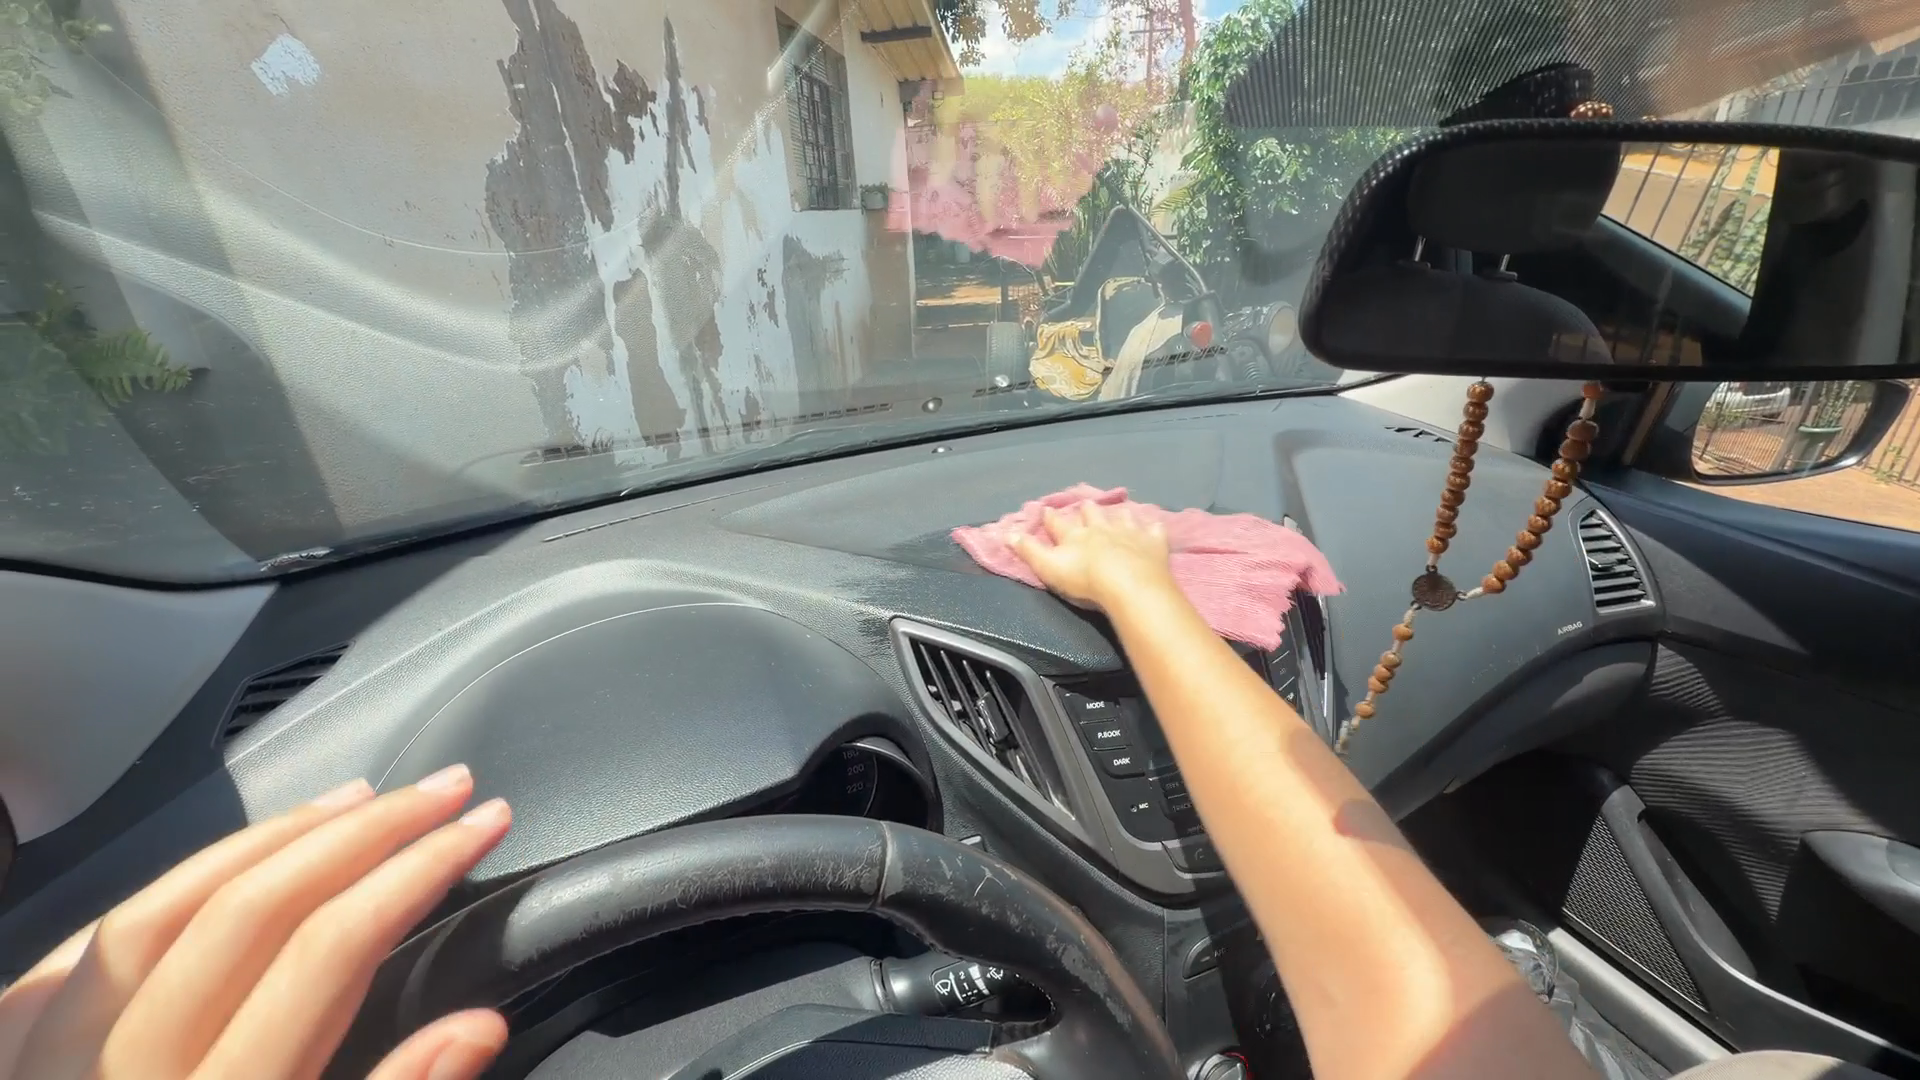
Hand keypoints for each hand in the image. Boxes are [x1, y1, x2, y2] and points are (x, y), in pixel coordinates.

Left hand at [0, 765, 511, 1079]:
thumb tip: (482, 1024)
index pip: (335, 946)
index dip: (422, 866)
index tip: (486, 821)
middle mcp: (122, 1079)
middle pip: (259, 908)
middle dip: (372, 828)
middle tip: (448, 786)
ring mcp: (46, 1070)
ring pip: (164, 907)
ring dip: (281, 832)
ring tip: (363, 793)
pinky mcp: (9, 1066)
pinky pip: (83, 947)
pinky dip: (178, 881)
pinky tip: (241, 851)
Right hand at [1006, 501, 1175, 612]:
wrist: (1128, 583)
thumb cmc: (1084, 579)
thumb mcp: (1048, 567)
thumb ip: (1028, 551)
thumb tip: (1006, 533)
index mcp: (1074, 535)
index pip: (1058, 523)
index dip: (1050, 517)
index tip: (1046, 509)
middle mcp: (1101, 527)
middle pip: (1092, 514)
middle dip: (1088, 510)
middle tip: (1087, 505)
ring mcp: (1129, 532)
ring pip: (1123, 517)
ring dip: (1120, 514)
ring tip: (1120, 512)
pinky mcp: (1153, 542)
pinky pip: (1155, 530)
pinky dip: (1153, 527)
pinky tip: (1154, 525)